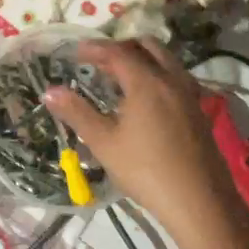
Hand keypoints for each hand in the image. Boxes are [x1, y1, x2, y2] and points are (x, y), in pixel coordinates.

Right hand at [44, 39, 248, 248]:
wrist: (198, 201)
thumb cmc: (145, 171)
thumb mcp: (104, 143)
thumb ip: (77, 113)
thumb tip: (49, 91)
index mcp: (146, 82)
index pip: (118, 52)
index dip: (95, 49)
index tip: (76, 51)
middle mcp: (172, 80)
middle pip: (147, 47)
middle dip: (122, 47)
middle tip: (100, 61)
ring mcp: (190, 95)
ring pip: (166, 61)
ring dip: (142, 59)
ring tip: (120, 79)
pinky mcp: (199, 111)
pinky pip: (176, 78)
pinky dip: (157, 75)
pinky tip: (145, 101)